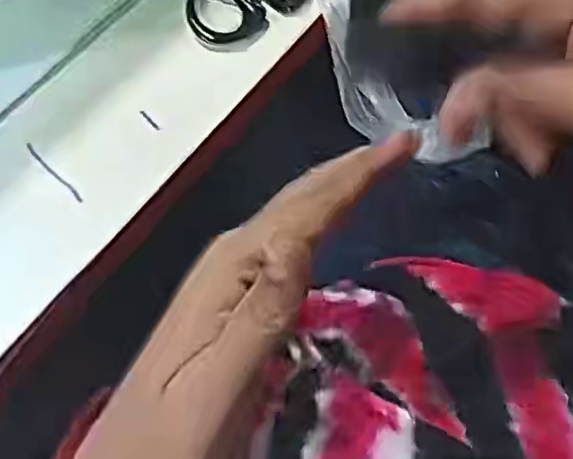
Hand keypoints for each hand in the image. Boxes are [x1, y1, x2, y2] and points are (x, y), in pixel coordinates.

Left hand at [79, 134, 414, 458]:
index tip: (403, 144)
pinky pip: (293, 234)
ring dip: (341, 182)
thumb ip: (260, 313)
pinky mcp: (236, 292)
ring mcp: (232, 271)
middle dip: (354, 165)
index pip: (309, 205)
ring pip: (298, 210)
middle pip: (304, 195)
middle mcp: (233, 254)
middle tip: (402, 143)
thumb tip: (299, 239)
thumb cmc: (170, 437)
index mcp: (234, 264)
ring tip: (379, 164)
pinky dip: (324, 212)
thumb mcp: (216, 385)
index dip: (358, 171)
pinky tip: (335, 215)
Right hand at [383, 0, 572, 173]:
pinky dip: (527, 104)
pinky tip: (545, 143)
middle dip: (473, 73)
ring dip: (508, 103)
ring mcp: (566, 9)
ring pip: (505, 50)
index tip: (385, 16)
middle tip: (455, 117)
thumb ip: (517, 96)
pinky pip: (529, 64)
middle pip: (485, 14)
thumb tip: (450, 105)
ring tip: (533, 150)